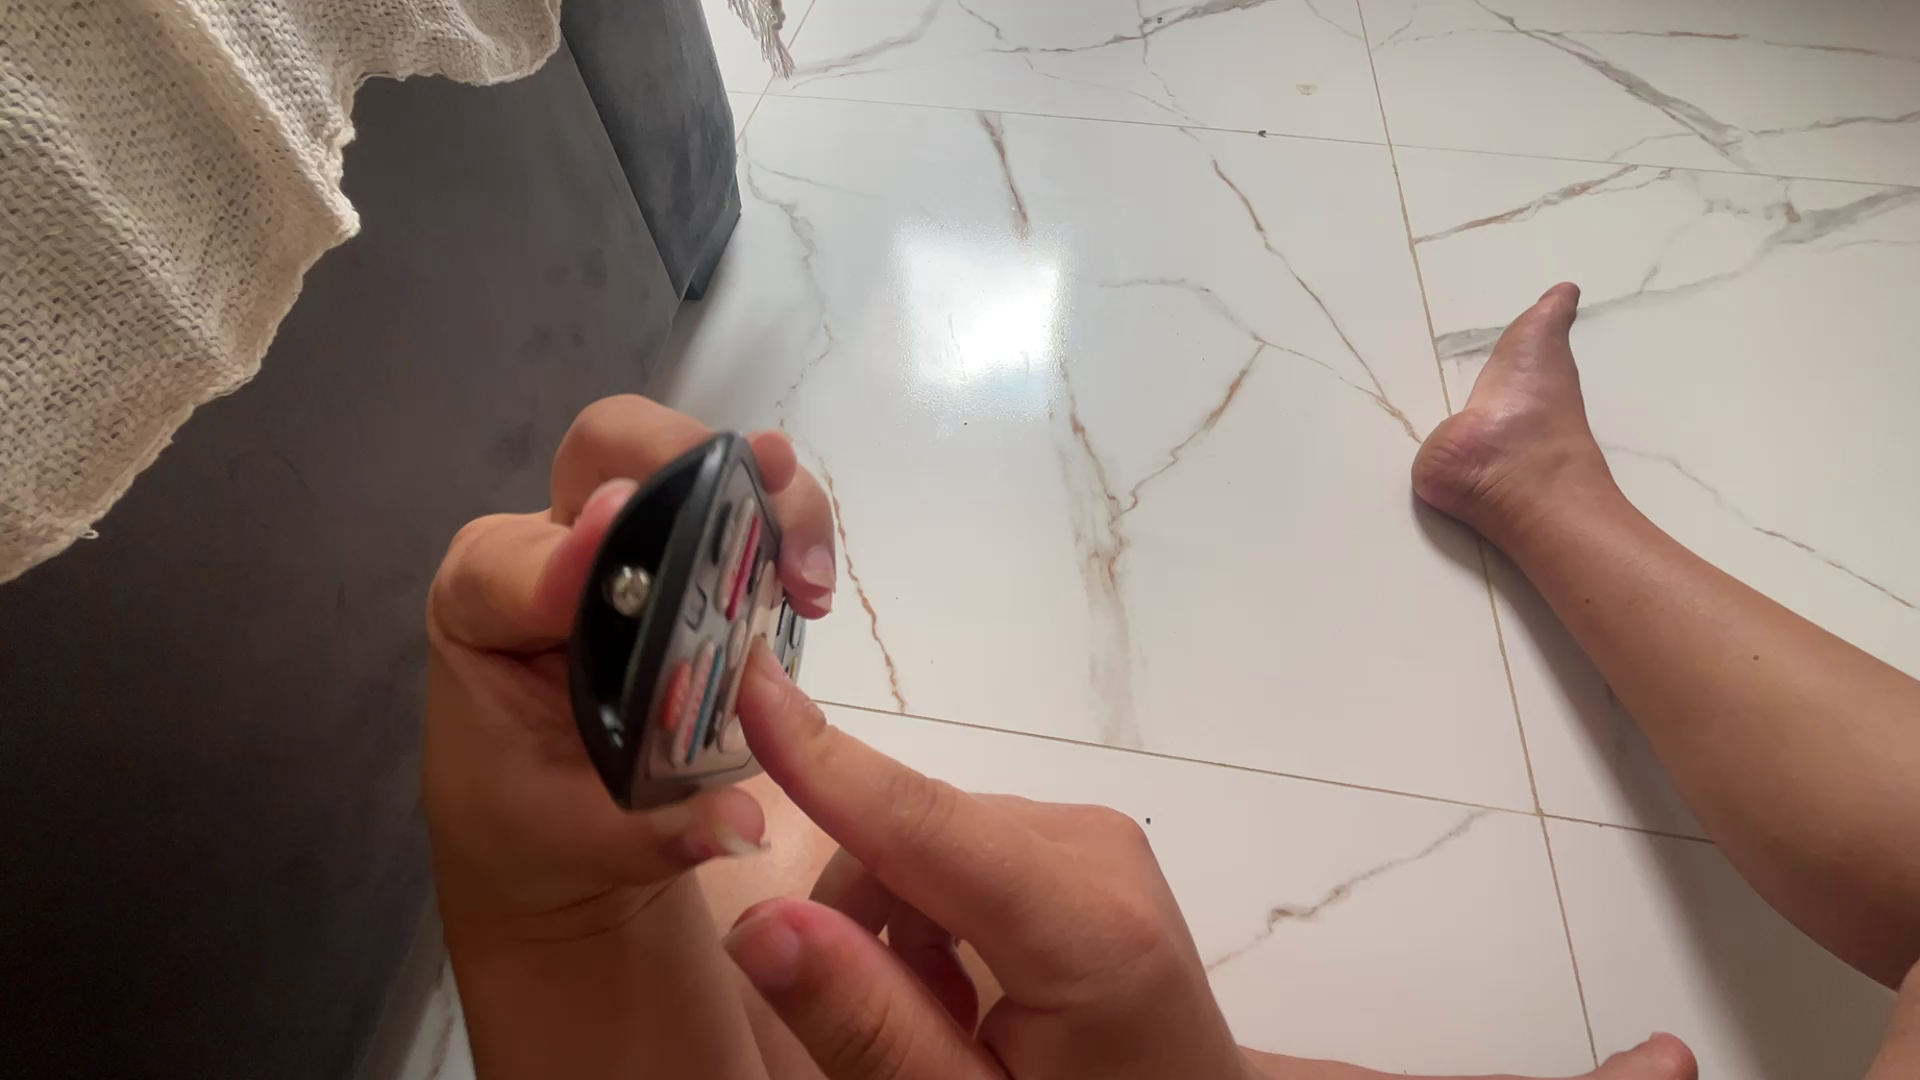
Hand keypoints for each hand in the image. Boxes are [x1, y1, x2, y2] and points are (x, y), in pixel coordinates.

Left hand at [423, 395, 834, 939]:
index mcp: (488, 608)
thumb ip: (653, 833)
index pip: (514, 557)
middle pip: (609, 448)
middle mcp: (559, 551)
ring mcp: (637, 546)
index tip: (616, 534)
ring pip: (693, 465)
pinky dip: (788, 528)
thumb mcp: (573, 839)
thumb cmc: (534, 824)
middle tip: (758, 490)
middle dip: (682, 457)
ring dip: (765, 495)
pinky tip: (810, 583)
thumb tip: (744, 828)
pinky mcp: (698, 560)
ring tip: (808, 569)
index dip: (566, 548)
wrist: (569, 821)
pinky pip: (744, 510)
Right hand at [719, 644, 1255, 1079]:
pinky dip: (937, 907)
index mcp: (1086, 928)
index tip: (752, 682)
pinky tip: (969, 987)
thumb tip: (758, 923)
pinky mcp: (1085, 839)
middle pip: (917, 832)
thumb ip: (868, 1024)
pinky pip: (968, 844)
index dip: (825, 756)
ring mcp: (1095, 835)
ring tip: (937, 1020)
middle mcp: (1095, 846)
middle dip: (861, 911)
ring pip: (933, 835)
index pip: (923, 821)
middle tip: (873, 1022)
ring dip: (900, 917)